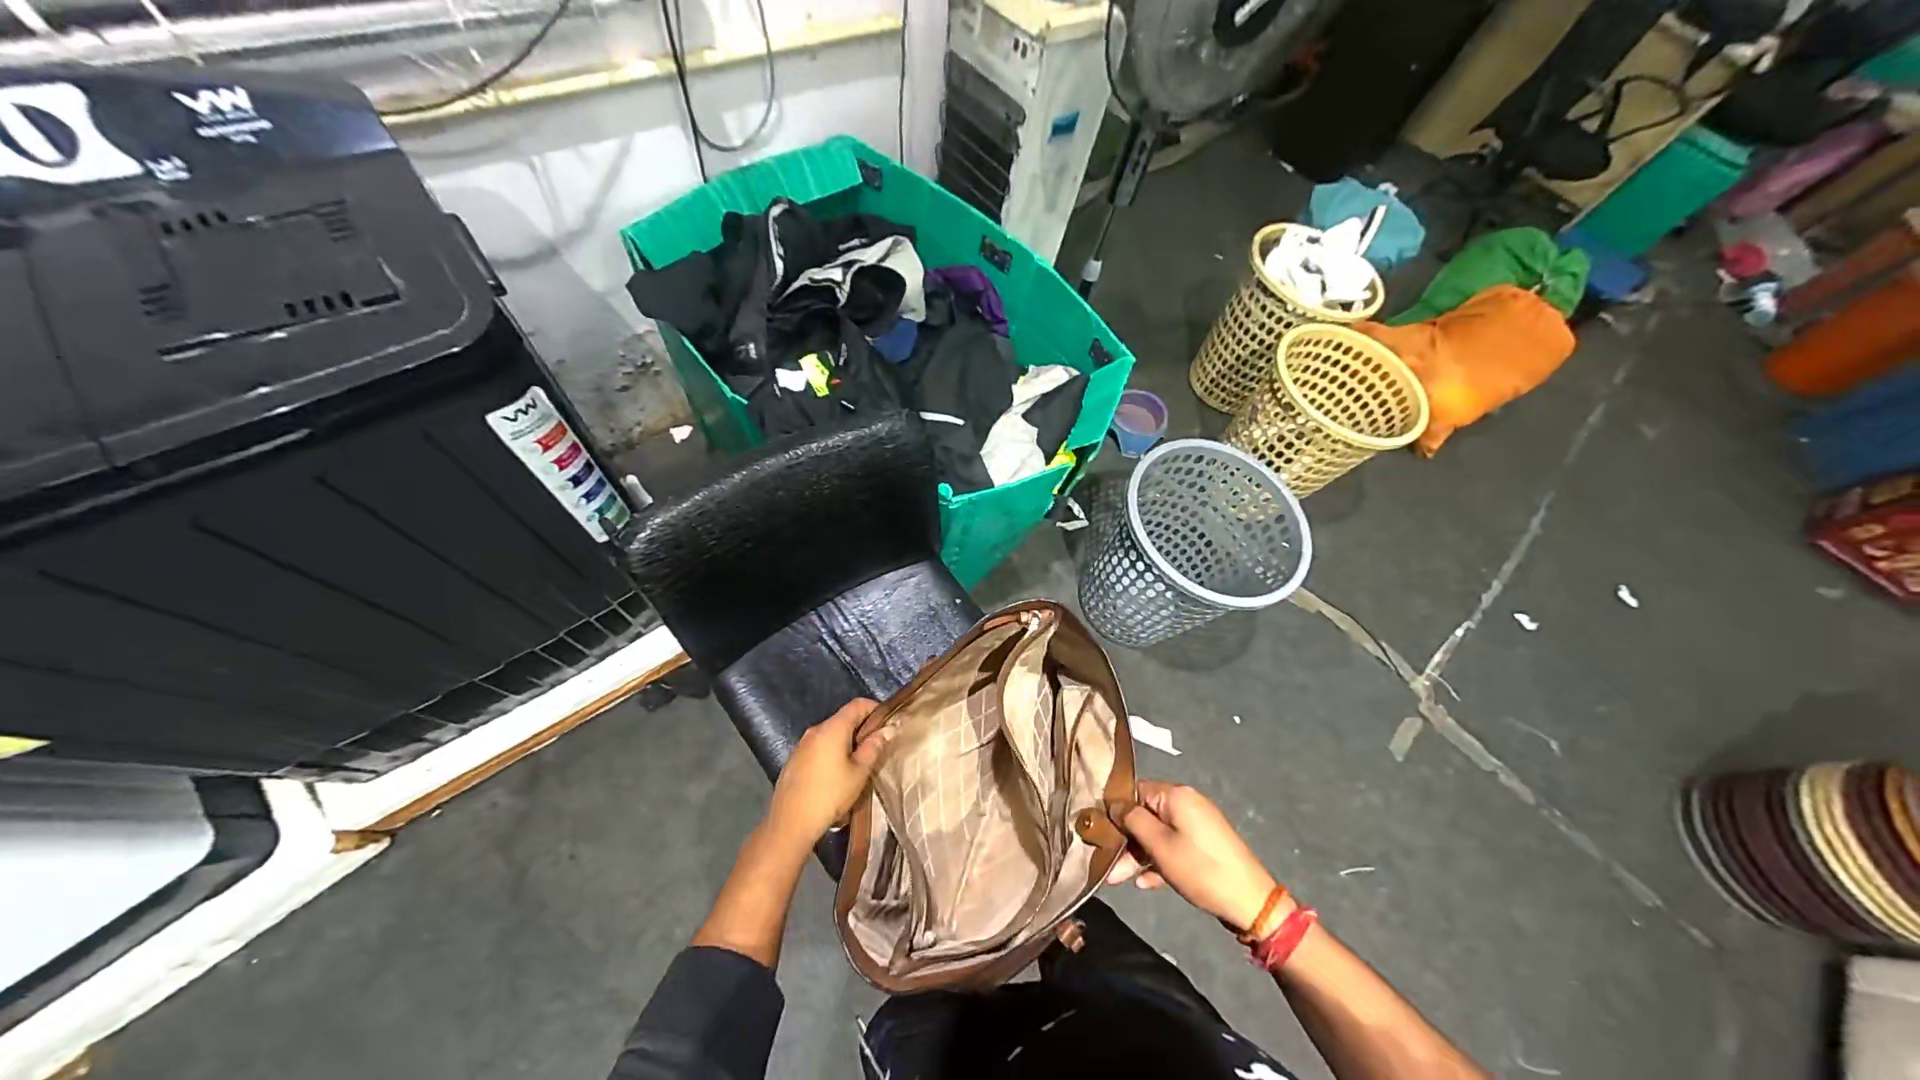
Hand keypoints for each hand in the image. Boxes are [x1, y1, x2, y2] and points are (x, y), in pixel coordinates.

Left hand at [764, 698, 893, 848]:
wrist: (790, 823)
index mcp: (832, 728)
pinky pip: (818, 747)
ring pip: (830, 734)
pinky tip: (837, 774)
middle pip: (843, 718)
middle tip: (877, 746)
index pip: (857, 704)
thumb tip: (888, 729)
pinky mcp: (794, 760)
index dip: (875, 709)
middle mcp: (815, 730)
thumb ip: (873, 747)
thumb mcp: (859, 772)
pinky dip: (831, 751)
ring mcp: (801, 745)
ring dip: (847, 741)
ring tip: (859, 762)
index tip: (888, 723)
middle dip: (862, 727)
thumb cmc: (830, 795)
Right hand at [1106, 780, 1282, 933]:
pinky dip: (1158, 861)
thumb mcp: (1159, 845)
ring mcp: (1197, 825)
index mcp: (1176, 795)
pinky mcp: (1204, 845)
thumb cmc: (1200, 869)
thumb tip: (1114, 805)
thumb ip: (1133, 820)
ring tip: (1120, 880)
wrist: (1251, 902)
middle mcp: (1187, 804)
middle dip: (1126, 840)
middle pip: (1145, 814)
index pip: (1135, 790)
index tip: (1099, 831)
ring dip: (1138, 854)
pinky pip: (1173, 846)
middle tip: (1109, 865)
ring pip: (1157, 834)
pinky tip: (1145, 882)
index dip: (1116, 810)